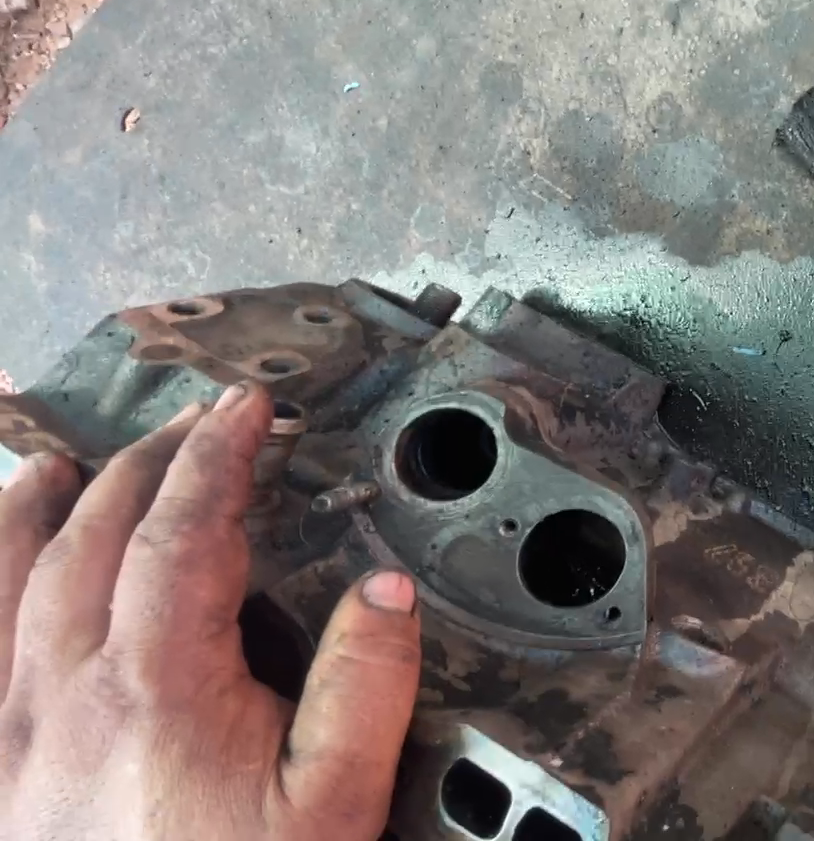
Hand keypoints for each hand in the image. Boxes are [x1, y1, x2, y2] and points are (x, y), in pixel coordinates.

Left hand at [0, 382, 421, 840]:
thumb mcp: (339, 793)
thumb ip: (369, 682)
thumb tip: (386, 585)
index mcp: (161, 689)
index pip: (185, 538)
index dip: (217, 460)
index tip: (250, 409)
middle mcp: (65, 700)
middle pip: (93, 547)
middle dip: (147, 466)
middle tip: (199, 422)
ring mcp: (8, 739)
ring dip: (26, 516)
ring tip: (46, 463)